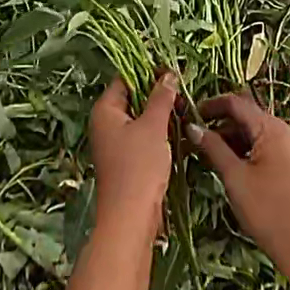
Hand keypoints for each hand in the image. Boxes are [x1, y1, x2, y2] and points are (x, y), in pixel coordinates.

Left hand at [89, 73, 178, 234]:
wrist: (130, 216)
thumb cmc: (138, 166)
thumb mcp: (152, 127)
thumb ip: (160, 99)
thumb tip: (168, 75)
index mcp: (105, 108)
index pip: (125, 78)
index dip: (148, 72)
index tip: (173, 73)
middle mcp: (104, 122)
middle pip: (132, 98)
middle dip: (157, 95)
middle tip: (183, 95)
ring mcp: (113, 141)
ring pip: (139, 119)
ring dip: (160, 116)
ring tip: (185, 114)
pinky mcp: (124, 159)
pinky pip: (141, 137)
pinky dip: (157, 134)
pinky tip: (178, 136)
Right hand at [187, 92, 289, 258]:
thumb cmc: (271, 212)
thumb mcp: (235, 177)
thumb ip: (213, 147)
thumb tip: (193, 127)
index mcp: (272, 129)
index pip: (235, 102)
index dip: (209, 105)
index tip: (190, 116)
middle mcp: (288, 134)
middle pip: (248, 117)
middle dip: (221, 124)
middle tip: (198, 140)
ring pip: (259, 134)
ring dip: (234, 140)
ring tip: (213, 158)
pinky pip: (270, 149)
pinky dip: (250, 152)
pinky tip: (237, 172)